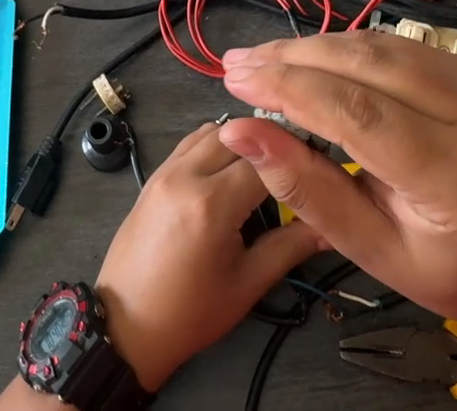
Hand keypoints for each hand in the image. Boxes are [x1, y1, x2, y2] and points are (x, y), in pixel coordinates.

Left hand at [92, 122, 323, 389]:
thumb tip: (332, 227)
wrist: (125, 325)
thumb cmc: (190, 312)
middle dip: (269, 147)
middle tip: (292, 170)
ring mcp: (165, 171)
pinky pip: (190, 143)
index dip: (294, 162)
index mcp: (212, 203)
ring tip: (262, 171)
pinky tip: (229, 173)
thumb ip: (290, 247)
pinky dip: (214, 146)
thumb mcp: (248, 284)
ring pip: (212, 131)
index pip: (265, 160)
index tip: (315, 171)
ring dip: (241, 142)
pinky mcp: (153, 175)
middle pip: (239, 135)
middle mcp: (186, 175)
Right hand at [216, 32, 456, 330]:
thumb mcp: (370, 249)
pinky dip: (344, 49)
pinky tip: (306, 58)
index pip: (361, 115)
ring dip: (314, 47)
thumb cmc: (444, 270)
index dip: (291, 89)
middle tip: (236, 63)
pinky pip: (397, 46)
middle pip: (371, 66)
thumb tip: (240, 133)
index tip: (235, 79)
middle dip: (294, 58)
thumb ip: (306, 188)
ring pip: (381, 46)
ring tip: (261, 59)